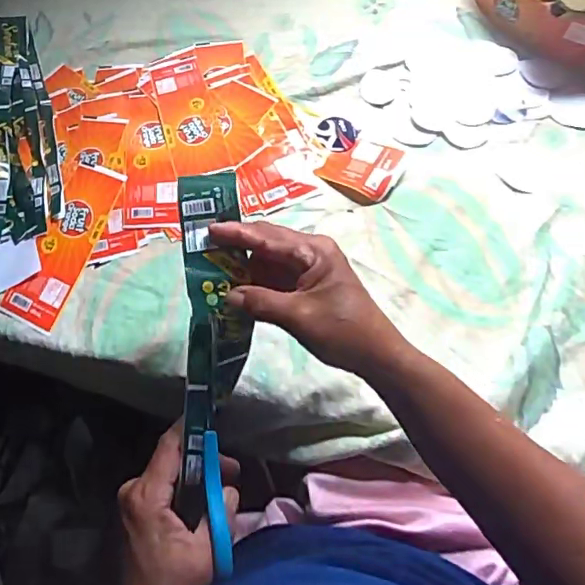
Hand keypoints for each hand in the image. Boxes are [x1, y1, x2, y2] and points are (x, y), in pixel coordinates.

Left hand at [116, 421, 239, 584]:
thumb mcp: (205, 553)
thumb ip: (218, 513)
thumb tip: (227, 488)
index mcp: (146, 495)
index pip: (169, 445)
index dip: (190, 428)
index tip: (209, 415)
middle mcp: (134, 490)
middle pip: (171, 457)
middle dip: (202, 459)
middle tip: (230, 470)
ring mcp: (132, 500)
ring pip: (169, 472)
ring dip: (195, 475)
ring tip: (222, 488)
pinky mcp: (136, 510)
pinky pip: (163, 485)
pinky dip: (184, 488)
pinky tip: (204, 501)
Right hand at [209, 221, 412, 378]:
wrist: (378, 356)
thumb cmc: (344, 331)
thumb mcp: (299, 317)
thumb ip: (261, 302)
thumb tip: (227, 295)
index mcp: (314, 250)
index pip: (268, 238)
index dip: (237, 233)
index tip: (210, 229)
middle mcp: (310, 251)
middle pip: (267, 242)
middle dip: (237, 244)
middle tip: (206, 244)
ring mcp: (308, 267)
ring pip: (269, 258)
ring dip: (244, 264)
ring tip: (214, 264)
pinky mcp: (306, 283)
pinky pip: (274, 275)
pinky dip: (256, 280)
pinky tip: (236, 284)